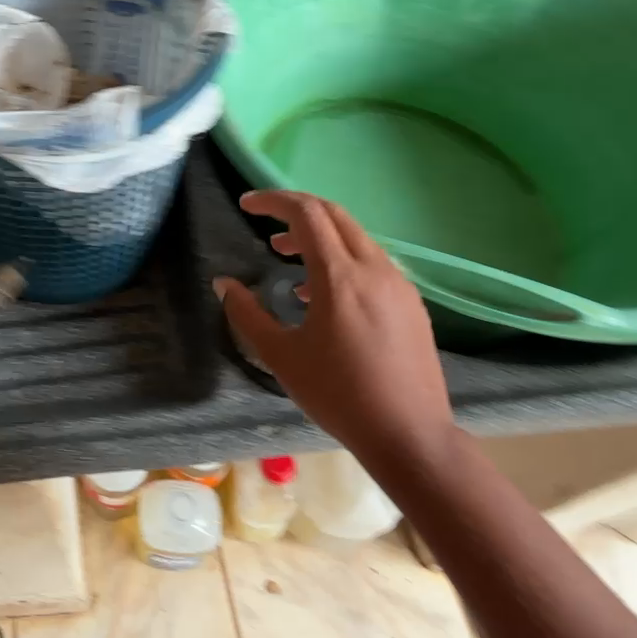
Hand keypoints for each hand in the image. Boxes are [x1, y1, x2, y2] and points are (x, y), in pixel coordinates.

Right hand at [215, 191, 455, 471]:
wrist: (410, 436)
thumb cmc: (338, 396)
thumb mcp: (281, 357)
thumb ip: (247, 314)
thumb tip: (224, 284)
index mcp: (340, 276)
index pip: (306, 213)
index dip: (273, 201)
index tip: (246, 205)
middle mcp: (374, 268)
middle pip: (334, 215)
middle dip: (296, 211)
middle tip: (265, 225)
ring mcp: (398, 284)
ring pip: (355, 237)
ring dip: (319, 236)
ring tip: (288, 258)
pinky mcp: (411, 303)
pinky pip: (372, 261)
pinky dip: (341, 258)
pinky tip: (322, 292)